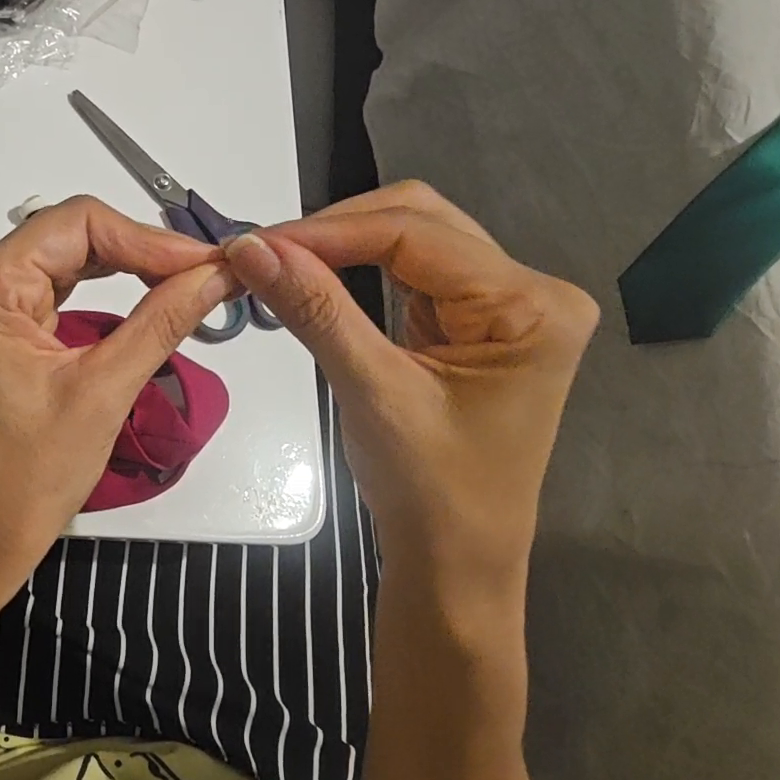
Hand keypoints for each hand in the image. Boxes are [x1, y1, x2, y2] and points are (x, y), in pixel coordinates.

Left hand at [0, 195, 232, 620]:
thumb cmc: (26, 478)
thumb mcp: (102, 392)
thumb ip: (161, 322)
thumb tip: (217, 273)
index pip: (75, 223)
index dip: (147, 237)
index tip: (206, 262)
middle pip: (71, 235)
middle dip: (141, 250)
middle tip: (206, 274)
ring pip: (68, 260)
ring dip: (128, 268)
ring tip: (187, 284)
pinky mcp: (1, 332)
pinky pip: (59, 291)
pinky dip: (105, 292)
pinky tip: (147, 297)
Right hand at [223, 182, 597, 590]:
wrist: (454, 558)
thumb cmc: (428, 489)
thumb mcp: (371, 391)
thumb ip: (315, 310)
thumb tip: (250, 248)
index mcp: (529, 307)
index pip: (415, 232)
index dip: (328, 231)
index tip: (255, 244)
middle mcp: (529, 293)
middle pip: (419, 221)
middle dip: (336, 231)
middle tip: (263, 253)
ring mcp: (502, 307)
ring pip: (411, 240)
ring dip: (342, 247)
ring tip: (279, 263)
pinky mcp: (472, 323)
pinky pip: (408, 274)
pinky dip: (356, 270)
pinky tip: (316, 279)